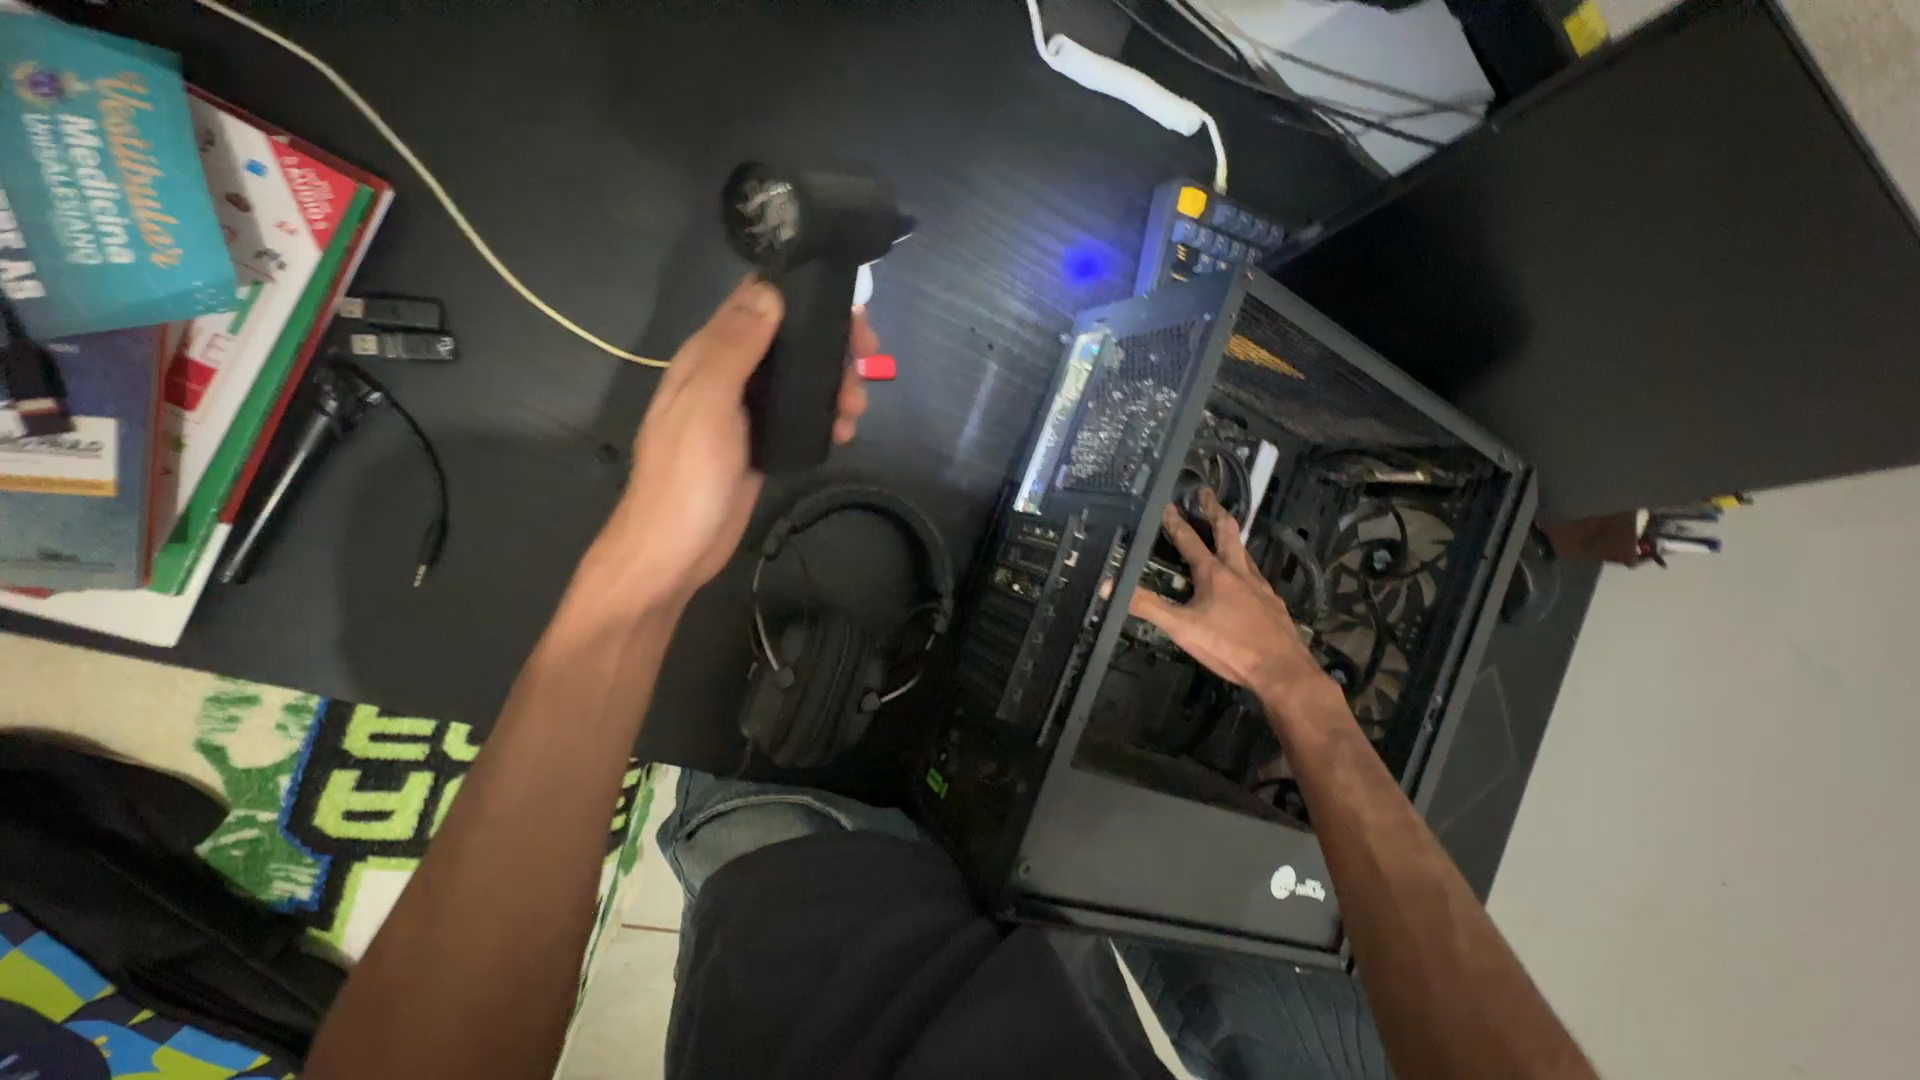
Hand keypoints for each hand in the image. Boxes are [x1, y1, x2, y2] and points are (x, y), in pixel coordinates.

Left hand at [589, 277, 873, 607]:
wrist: (675, 550)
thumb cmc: (688, 476)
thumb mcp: (708, 403)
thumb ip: (735, 347)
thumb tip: (770, 293)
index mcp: (708, 355)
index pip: (758, 302)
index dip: (804, 296)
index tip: (850, 311)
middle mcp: (728, 374)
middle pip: (789, 340)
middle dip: (832, 345)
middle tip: (868, 363)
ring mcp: (746, 411)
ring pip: (800, 379)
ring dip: (834, 385)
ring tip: (856, 409)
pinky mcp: (762, 443)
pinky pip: (801, 416)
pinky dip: (826, 417)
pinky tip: (844, 434)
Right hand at [1128, 488, 1334, 711]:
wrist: (1281, 669)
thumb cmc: (1229, 646)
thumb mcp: (1181, 628)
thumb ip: (1147, 606)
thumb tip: (1110, 586)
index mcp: (1213, 573)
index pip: (1189, 539)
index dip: (1175, 520)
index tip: (1166, 502)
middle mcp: (1238, 571)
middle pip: (1227, 531)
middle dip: (1214, 510)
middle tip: (1205, 494)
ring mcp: (1259, 586)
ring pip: (1244, 551)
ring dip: (1231, 537)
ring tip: (1224, 531)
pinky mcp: (1272, 603)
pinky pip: (1256, 576)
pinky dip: (1245, 567)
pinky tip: (1244, 580)